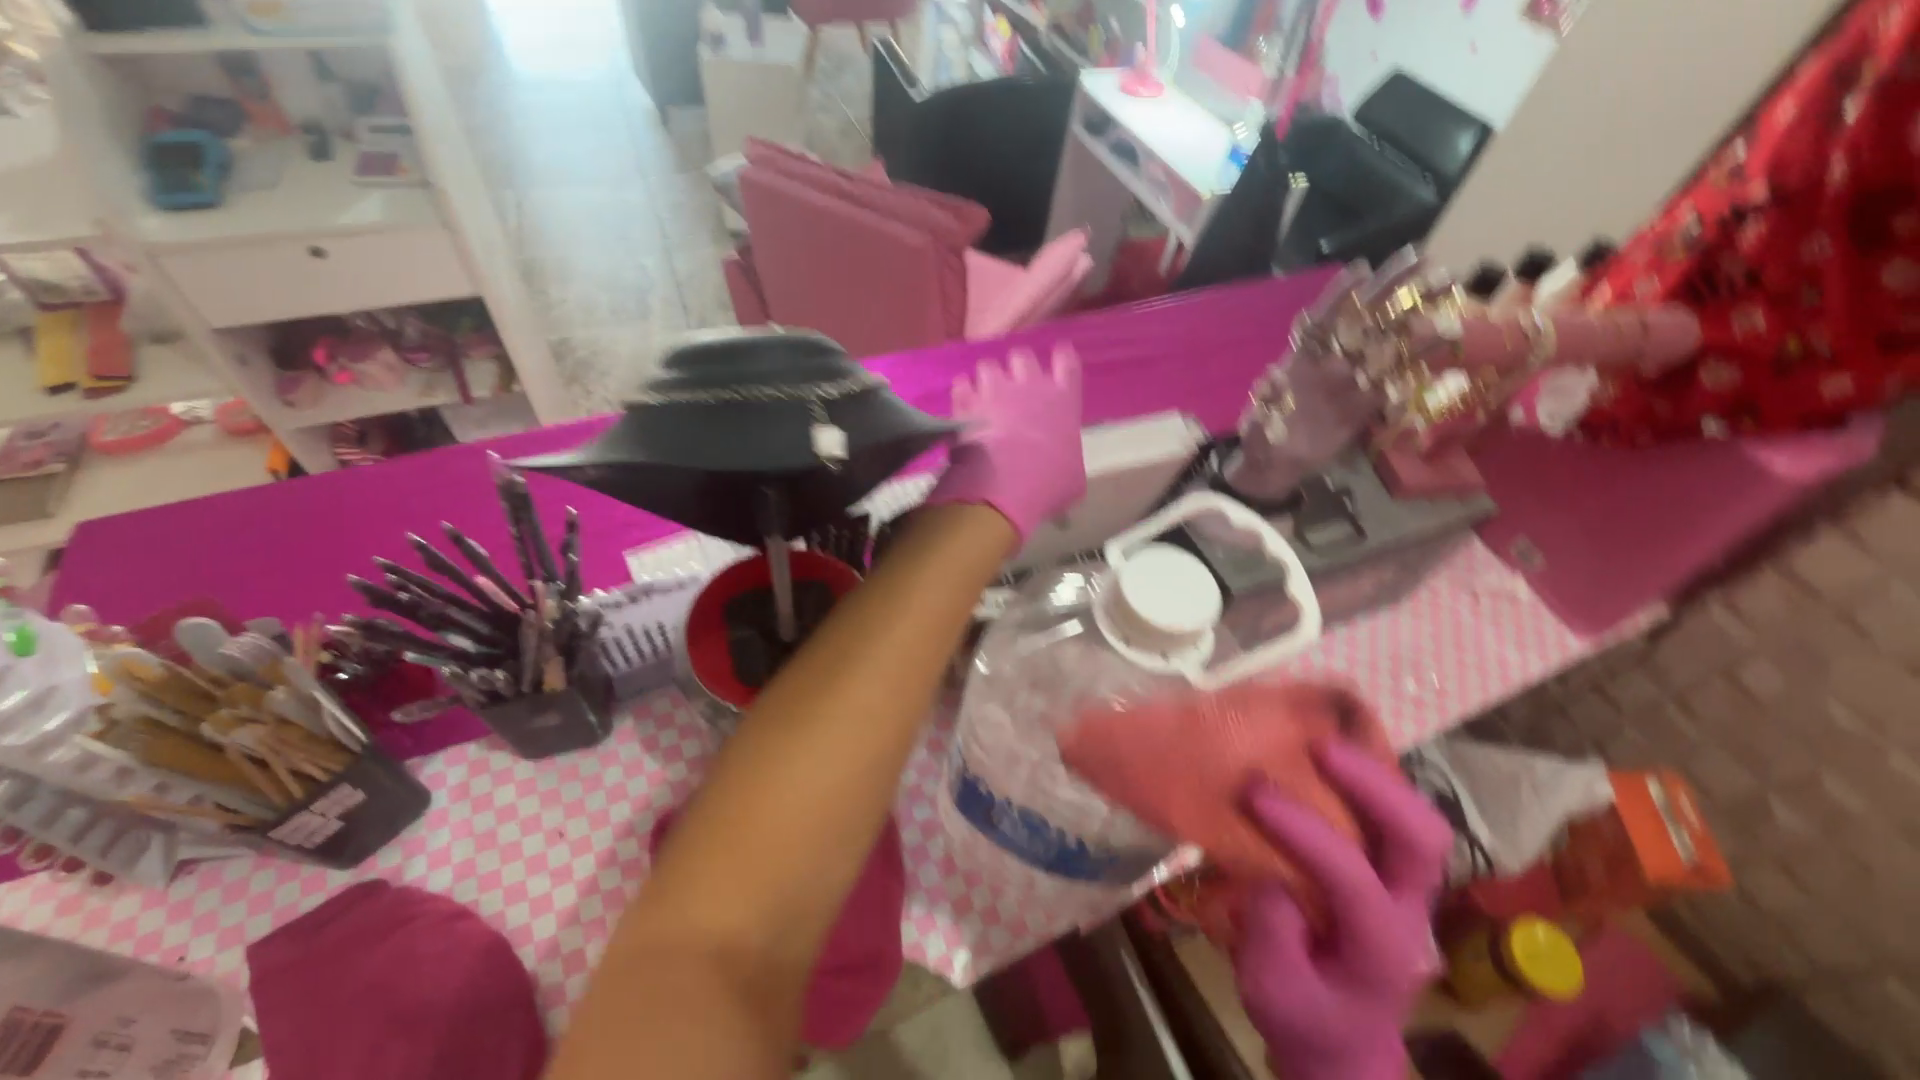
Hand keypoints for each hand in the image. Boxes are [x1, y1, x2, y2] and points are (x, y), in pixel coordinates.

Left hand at [923, 346, 1085, 539]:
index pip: (1067, 363)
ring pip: (988, 365)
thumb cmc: (1047, 486)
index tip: (1058, 357)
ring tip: (985, 393)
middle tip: (1014, 384)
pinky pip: (962, 384)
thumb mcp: (1071, 478)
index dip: (1062, 358)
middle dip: (1017, 366)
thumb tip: (1061, 463)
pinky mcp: (966, 402)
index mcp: (1063, 401)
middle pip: (1023, 356)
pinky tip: (963, 402)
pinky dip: (963, 391)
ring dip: (988, 377)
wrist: (1004, 490)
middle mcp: (1031, 386)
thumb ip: (1067, 457)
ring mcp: (995, 391)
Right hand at [1232, 739, 1451, 1079]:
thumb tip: (1269, 876)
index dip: (1306, 832)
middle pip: (1421, 837)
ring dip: (1376, 775)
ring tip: (1324, 738)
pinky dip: (1368, 781)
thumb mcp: (1271, 992)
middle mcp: (1410, 911)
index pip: (1353, 879)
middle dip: (1375, 785)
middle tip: (1319, 747)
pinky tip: (1330, 759)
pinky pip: (1393, 815)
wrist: (1340, 1037)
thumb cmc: (1303, 1017)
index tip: (1254, 793)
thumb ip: (1271, 936)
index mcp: (1382, 949)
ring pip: (1417, 819)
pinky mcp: (1392, 872)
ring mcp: (1408, 889)